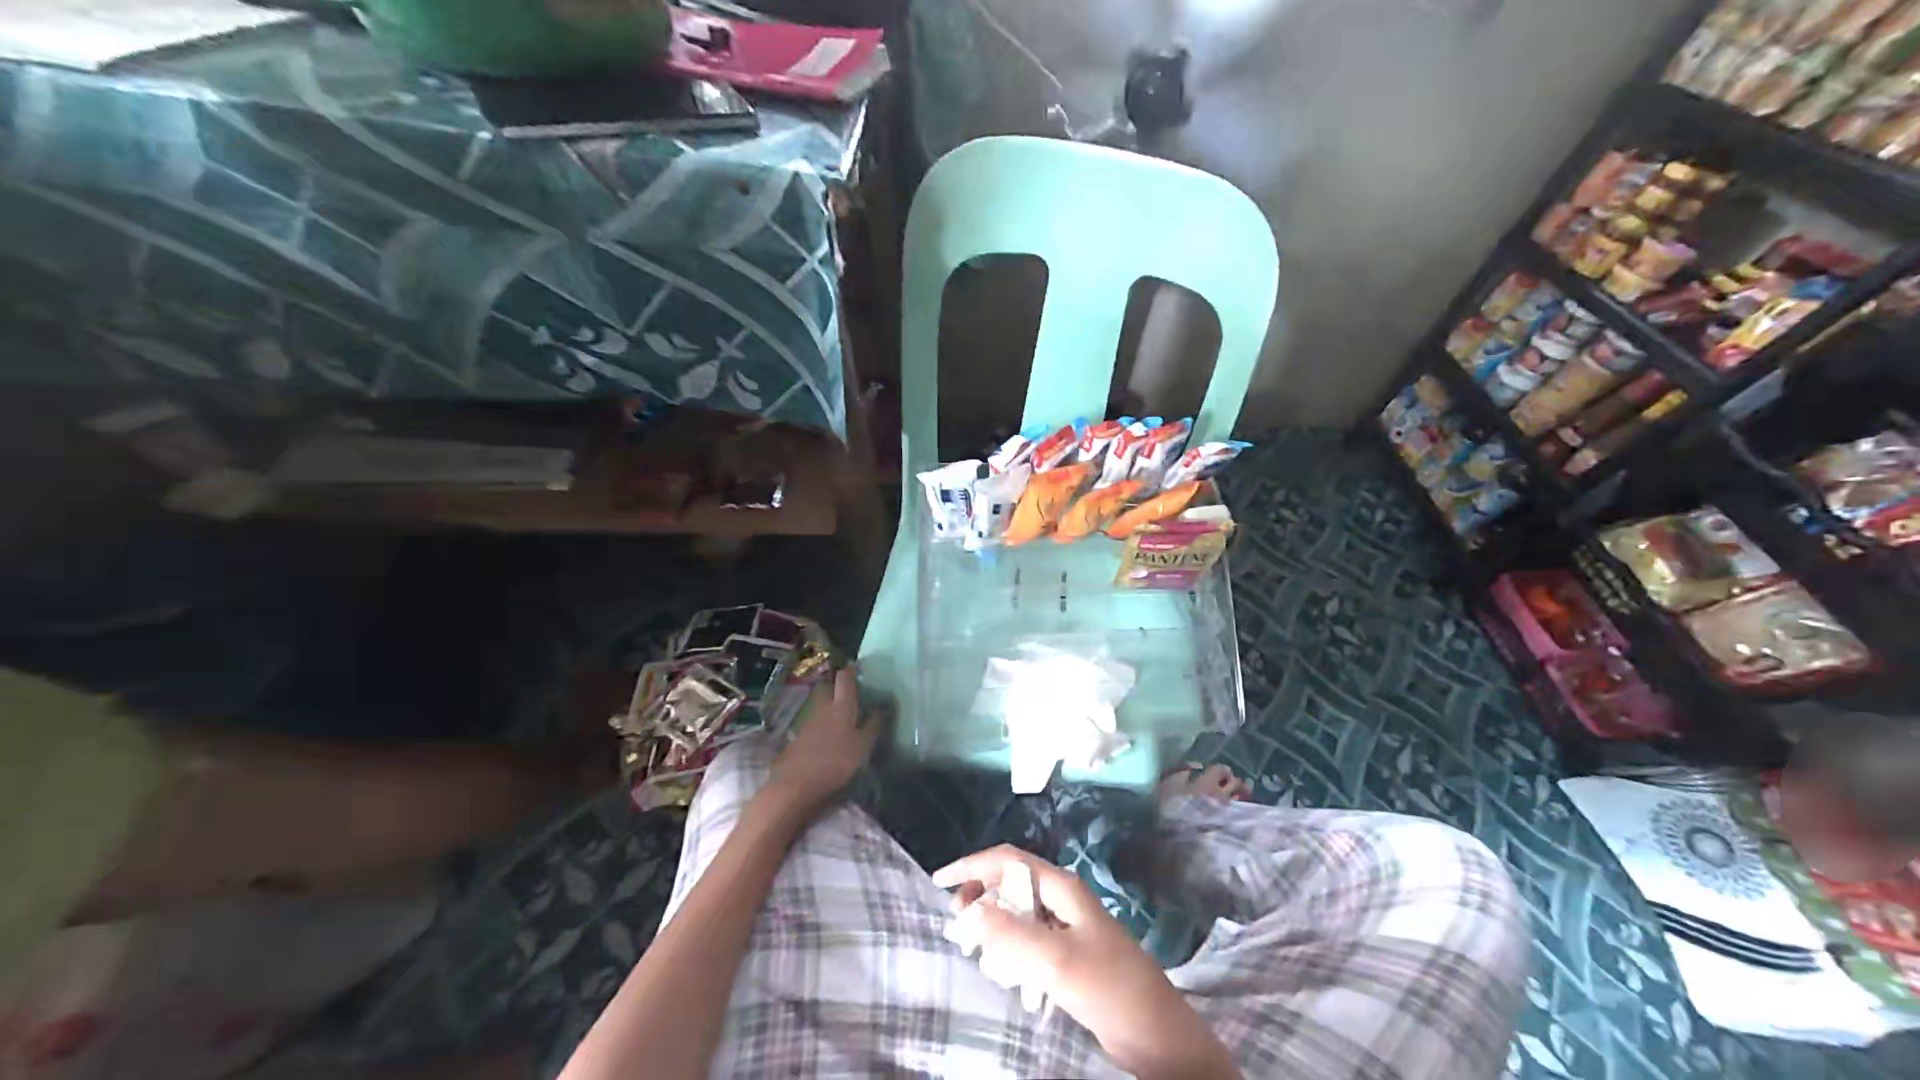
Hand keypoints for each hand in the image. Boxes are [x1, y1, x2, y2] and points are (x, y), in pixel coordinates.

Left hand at [764, 667, 879, 815]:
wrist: (795, 787)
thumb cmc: (835, 763)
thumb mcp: (863, 746)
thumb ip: (874, 725)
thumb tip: (884, 706)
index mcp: (841, 706)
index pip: (845, 679)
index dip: (851, 670)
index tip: (858, 666)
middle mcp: (822, 708)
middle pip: (826, 687)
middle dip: (835, 683)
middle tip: (849, 687)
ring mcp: (807, 723)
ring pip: (819, 703)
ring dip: (828, 702)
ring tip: (841, 709)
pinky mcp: (798, 738)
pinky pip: (813, 721)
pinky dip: (821, 720)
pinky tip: (828, 731)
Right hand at [933, 846, 1240, 1079]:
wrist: (1158, 1034)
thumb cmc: (1109, 987)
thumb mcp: (1058, 960)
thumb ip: (1012, 933)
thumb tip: (969, 909)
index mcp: (1062, 887)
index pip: (1008, 860)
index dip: (972, 865)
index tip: (939, 882)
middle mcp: (1062, 900)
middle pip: (1011, 883)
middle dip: (979, 895)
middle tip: (956, 924)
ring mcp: (1067, 927)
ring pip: (1017, 912)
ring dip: (992, 923)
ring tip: (972, 946)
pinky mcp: (1069, 955)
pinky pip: (1027, 940)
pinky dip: (1007, 946)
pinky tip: (999, 967)